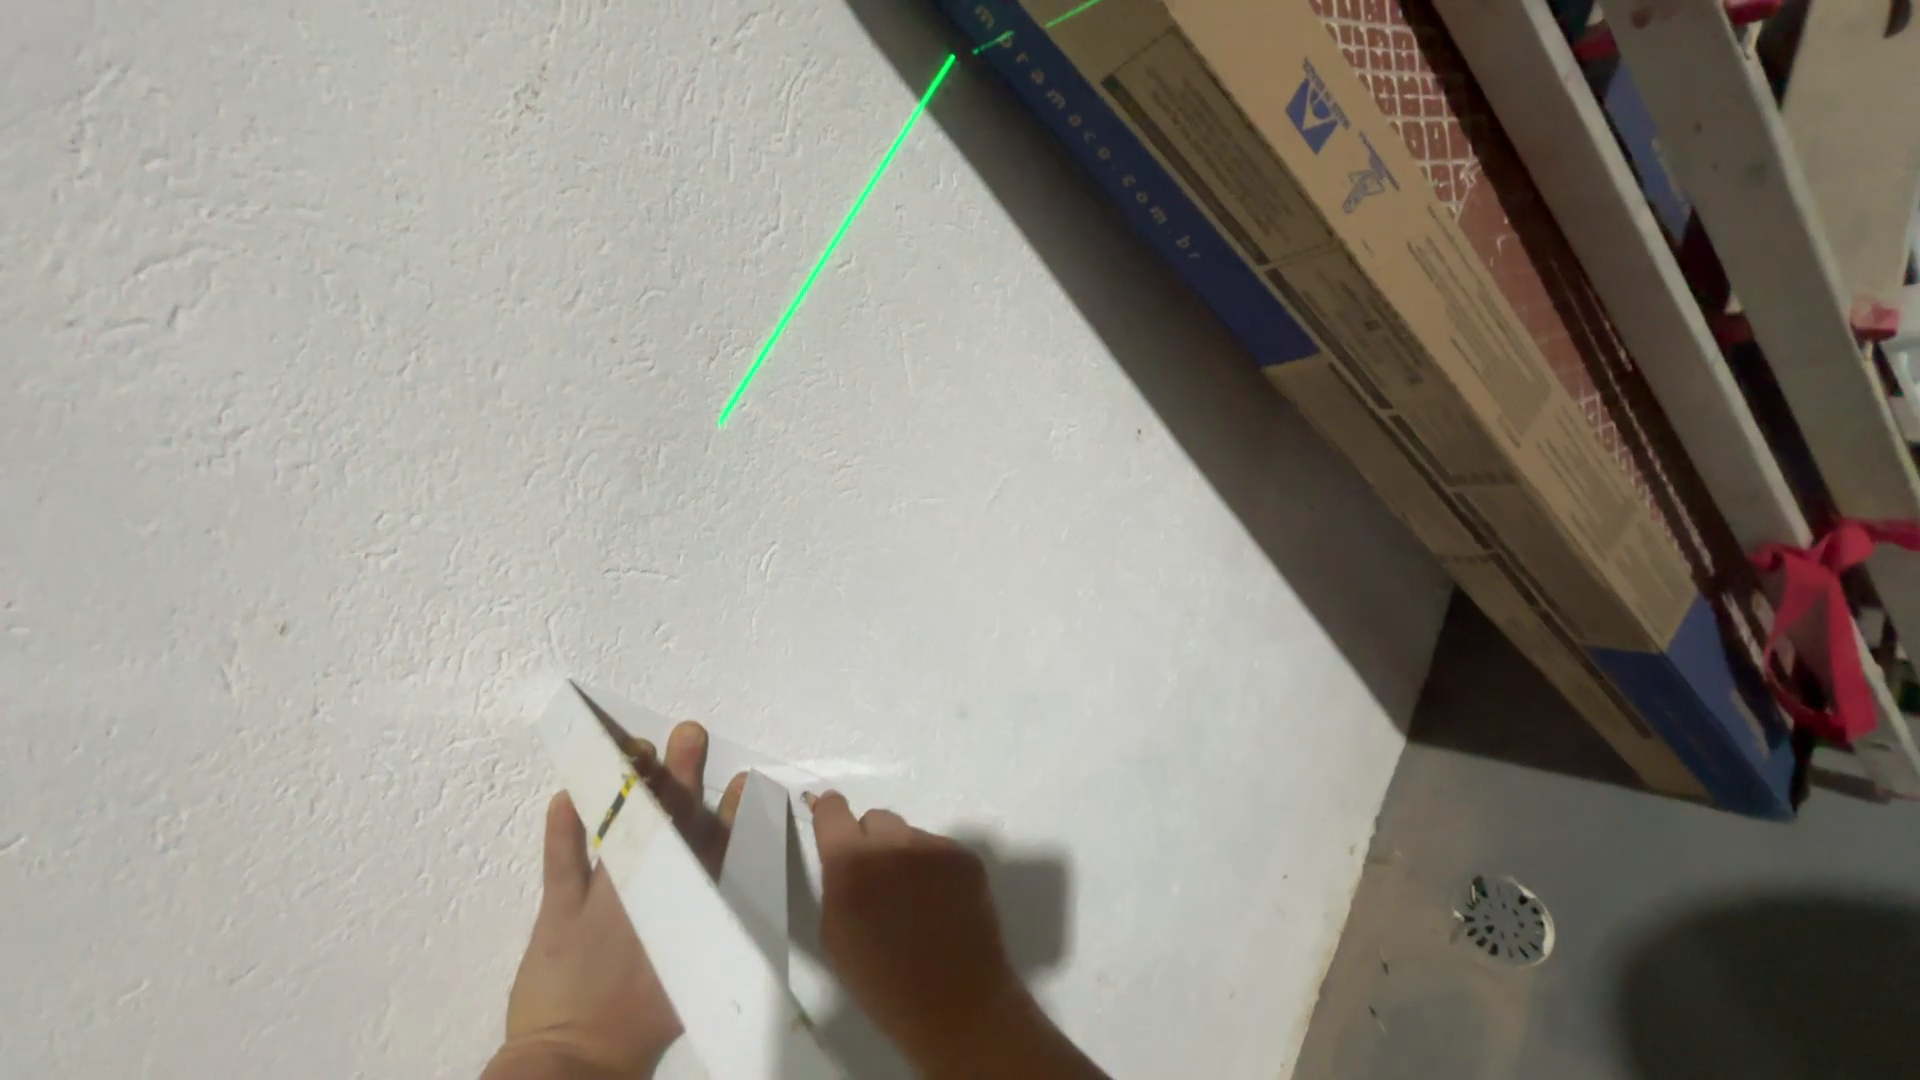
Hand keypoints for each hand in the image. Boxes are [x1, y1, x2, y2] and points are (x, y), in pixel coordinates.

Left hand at [483, 722, 743, 1079]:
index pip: (718, 851)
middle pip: (672, 826)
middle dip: (683, 776)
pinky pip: (561, 861)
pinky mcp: (559, 911)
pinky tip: (566, 791)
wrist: (577, 1063)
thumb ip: (713, 924)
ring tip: (637, 747)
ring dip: (631, 787)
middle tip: (690, 733)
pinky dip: (564, 826)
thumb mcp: (695, 971)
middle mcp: (652, 894)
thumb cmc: (645, 1020)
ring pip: (622, 831)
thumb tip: (736, 878)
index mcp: (689, 909)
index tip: (744, 779)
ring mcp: (604, 900)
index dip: (731, 811)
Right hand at [806, 794, 1106, 1078]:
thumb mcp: (836, 936)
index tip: (830, 817)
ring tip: (914, 901)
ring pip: (909, 835)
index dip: (829, 811)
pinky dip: (935, 869)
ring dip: (904, 856)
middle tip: (878, 881)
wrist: (956, 1003)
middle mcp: (893, 844)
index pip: (833, 811)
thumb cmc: (882, 983)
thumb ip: (837, 884)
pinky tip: (941, 905)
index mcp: (851, 865)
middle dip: (871, 842)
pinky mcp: (966, 857)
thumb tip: (842, 855)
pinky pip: (939, 850)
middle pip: (875, 819)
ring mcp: (934, 847)